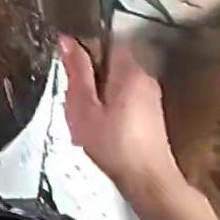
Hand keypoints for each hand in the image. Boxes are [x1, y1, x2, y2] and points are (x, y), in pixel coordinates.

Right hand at [60, 34, 188, 214]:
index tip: (70, 59)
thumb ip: (76, 70)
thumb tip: (67, 40)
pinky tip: (100, 121)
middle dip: (91, 69)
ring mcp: (151, 94)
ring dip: (99, 86)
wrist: (148, 181)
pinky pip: (125, 91)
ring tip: (85, 109)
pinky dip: (110, 99)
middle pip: (112, 58)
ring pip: (118, 76)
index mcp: (129, 70)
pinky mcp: (152, 111)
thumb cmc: (112, 144)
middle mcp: (145, 76)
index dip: (86, 43)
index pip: (108, 38)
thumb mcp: (83, 106)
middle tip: (74, 91)